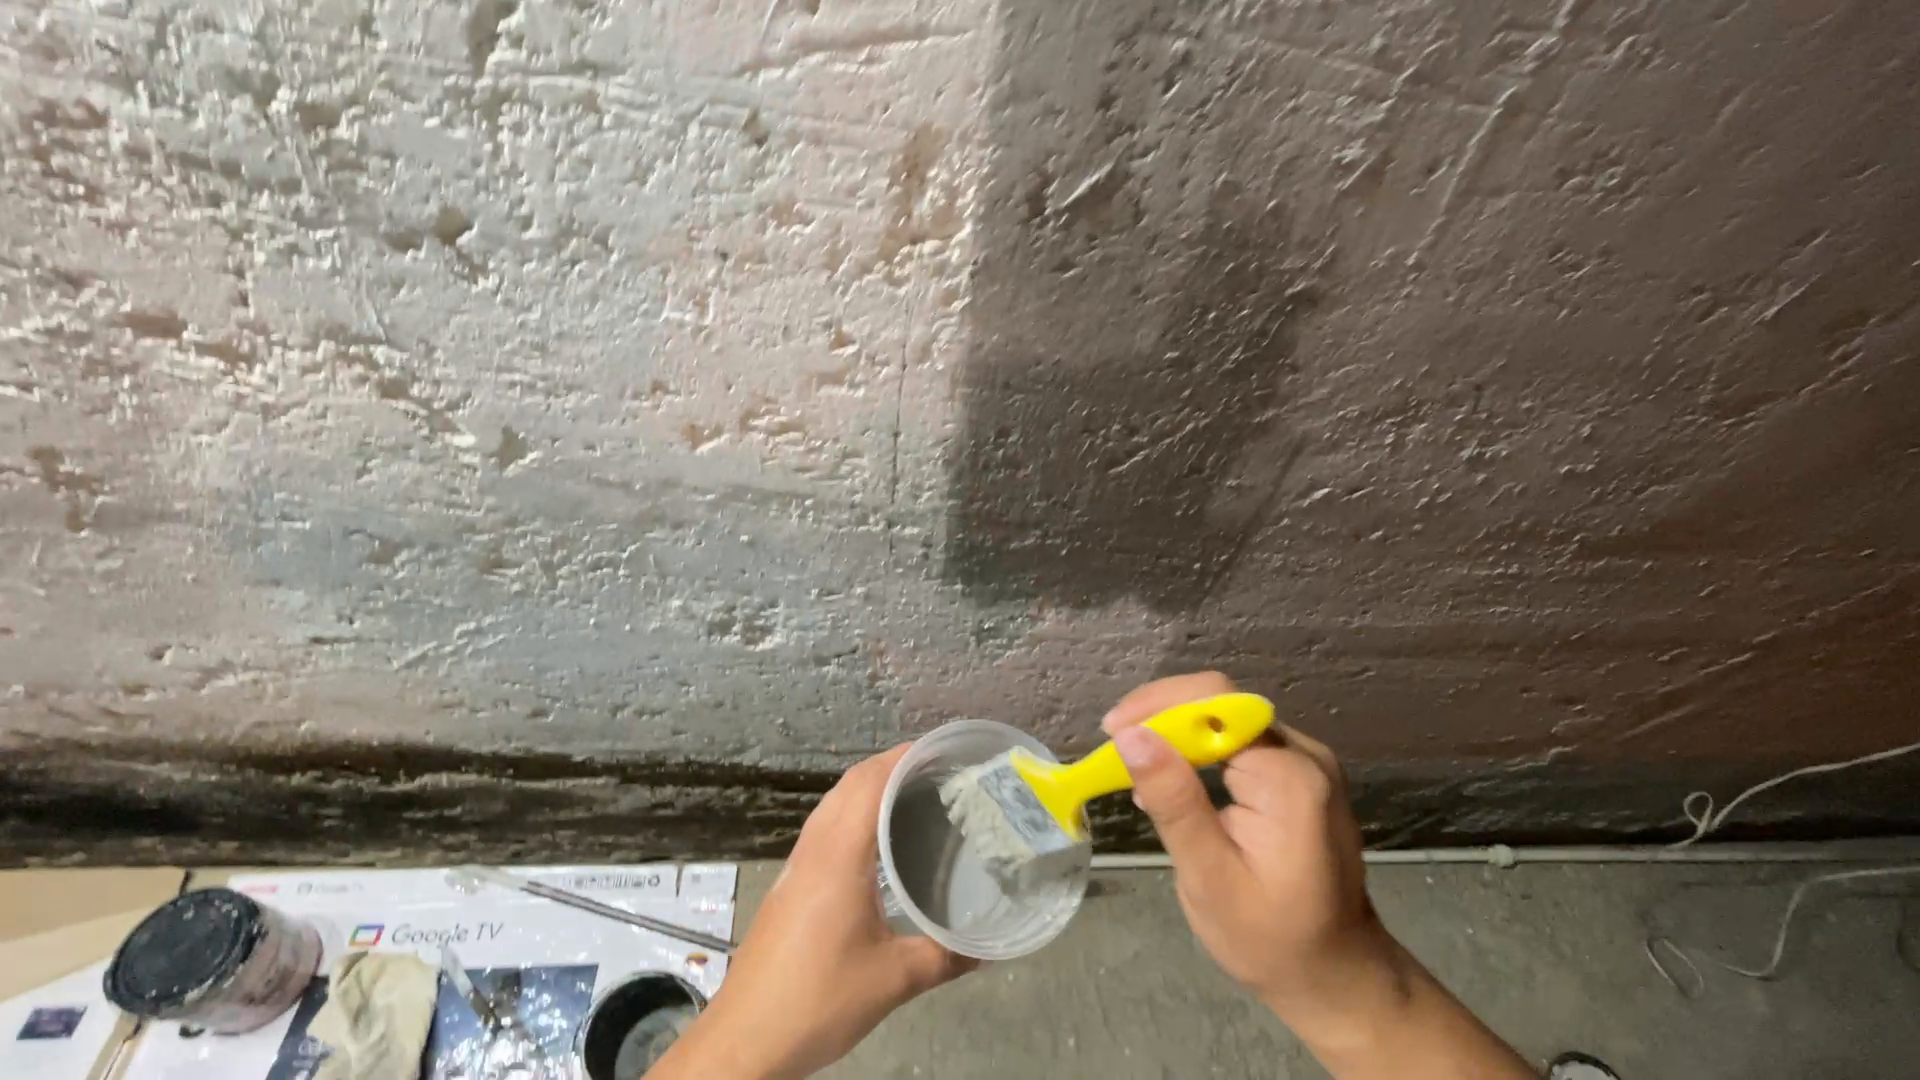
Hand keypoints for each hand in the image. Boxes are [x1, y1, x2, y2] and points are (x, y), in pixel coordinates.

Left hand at [650, 744, 978, 1079]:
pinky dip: (855, 810)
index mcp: (839, 855)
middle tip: (941, 769)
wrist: (746, 1038)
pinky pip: (827, 824)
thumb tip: (988, 949)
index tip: (945, 751)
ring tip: (916, 793)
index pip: (871, 782)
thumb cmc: (819, 999)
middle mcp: (815, 847)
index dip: (906, 757)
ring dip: (871, 785)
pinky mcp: (791, 881)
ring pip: (835, 802)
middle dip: (893, 765)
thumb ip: (944, 957)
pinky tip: (879, 838)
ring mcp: (798, 863)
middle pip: (852, 782)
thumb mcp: (893, 980)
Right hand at [1105, 673, 1532, 1078]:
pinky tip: (1170, 780)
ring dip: (1175, 733)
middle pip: (1220, 703)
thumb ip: (1174, 801)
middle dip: (1160, 716)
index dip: (1158, 705)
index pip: (1216, 702)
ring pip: (1226, 718)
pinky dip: (1197, 751)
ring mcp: (1305, 763)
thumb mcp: (1209, 877)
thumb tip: (1131, 735)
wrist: (1338, 976)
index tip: (1112, 732)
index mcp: (1288, 776)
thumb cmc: (1271, 939)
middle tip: (1114, 748)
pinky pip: (1239, 741)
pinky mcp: (1298, 776)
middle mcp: (1304, 754)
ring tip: (1133, 767)